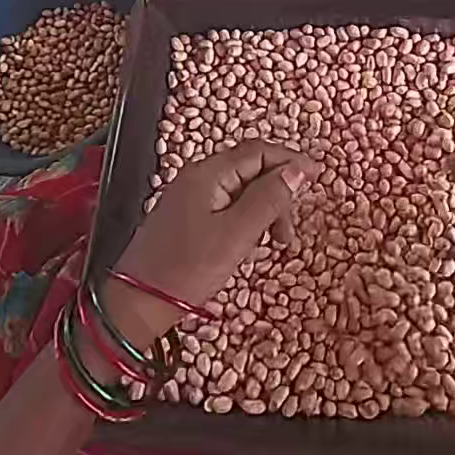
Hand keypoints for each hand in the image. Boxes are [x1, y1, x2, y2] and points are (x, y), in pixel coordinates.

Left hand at [113, 140, 317, 311]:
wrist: (136, 303)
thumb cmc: (187, 269)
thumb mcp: (236, 234)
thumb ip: (268, 199)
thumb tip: (298, 170)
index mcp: (207, 174)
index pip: (257, 151)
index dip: (289, 161)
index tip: (318, 178)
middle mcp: (196, 178)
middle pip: (249, 169)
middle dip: (277, 192)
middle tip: (289, 233)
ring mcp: (189, 199)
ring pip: (239, 190)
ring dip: (264, 209)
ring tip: (274, 243)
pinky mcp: (186, 219)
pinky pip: (225, 207)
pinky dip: (246, 220)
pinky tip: (249, 243)